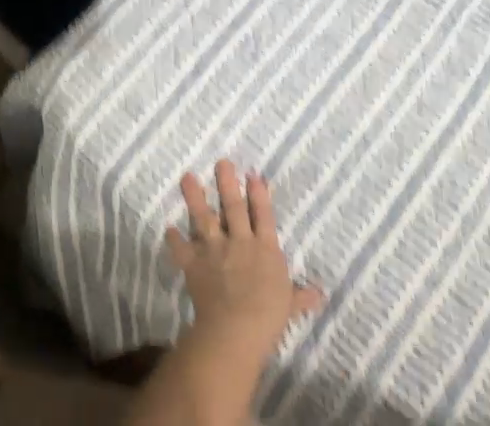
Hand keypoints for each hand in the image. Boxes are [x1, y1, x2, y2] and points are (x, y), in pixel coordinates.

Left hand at [166, 160, 324, 356]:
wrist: (236, 326)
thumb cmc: (268, 314)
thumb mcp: (289, 303)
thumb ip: (301, 296)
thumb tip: (321, 295)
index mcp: (266, 248)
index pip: (262, 215)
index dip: (258, 194)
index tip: (252, 175)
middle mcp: (240, 242)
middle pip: (233, 207)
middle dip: (227, 183)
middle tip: (221, 163)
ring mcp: (215, 251)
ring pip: (204, 218)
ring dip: (195, 197)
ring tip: (187, 177)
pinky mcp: (194, 265)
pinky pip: (182, 249)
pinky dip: (175, 240)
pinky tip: (168, 229)